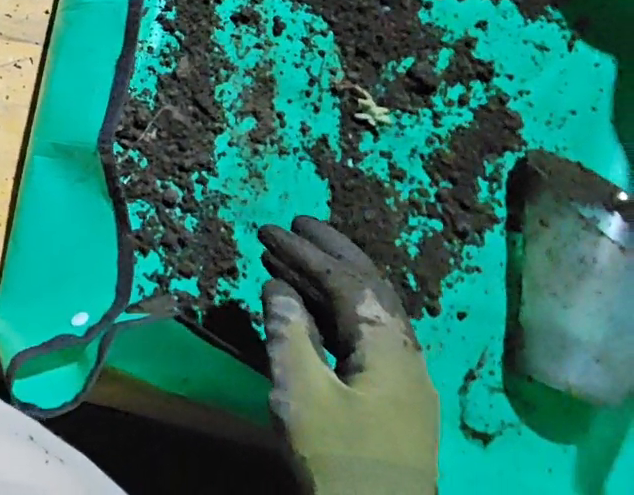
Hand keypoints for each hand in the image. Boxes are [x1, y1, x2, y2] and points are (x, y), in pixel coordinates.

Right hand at [259, 216, 438, 494]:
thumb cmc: (337, 452)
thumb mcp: (301, 392)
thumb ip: (289, 333)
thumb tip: (279, 286)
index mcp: (389, 350)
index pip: (350, 284)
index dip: (309, 253)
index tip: (271, 229)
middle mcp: (404, 356)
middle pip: (371, 290)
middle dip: (330, 254)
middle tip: (293, 224)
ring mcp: (401, 377)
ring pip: (366, 312)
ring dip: (325, 280)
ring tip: (284, 258)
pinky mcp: (388, 395)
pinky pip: (360, 332)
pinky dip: (330, 308)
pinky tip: (304, 305)